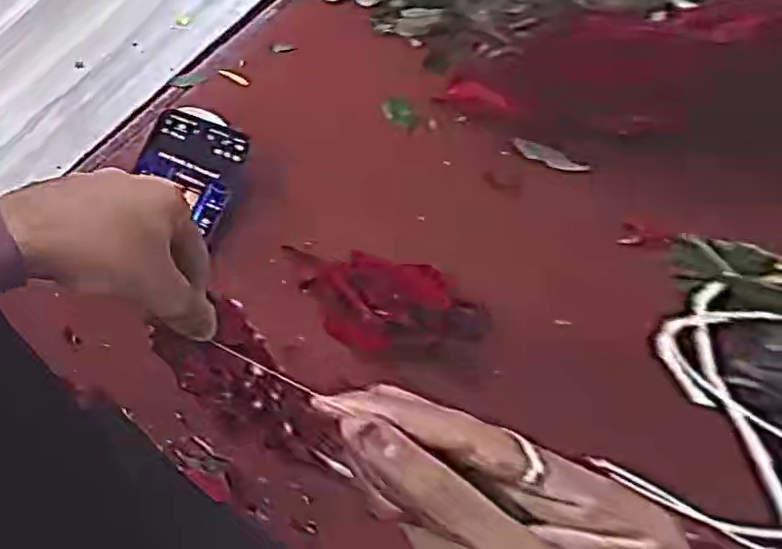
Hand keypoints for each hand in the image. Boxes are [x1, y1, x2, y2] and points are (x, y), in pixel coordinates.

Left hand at [0, 169, 216, 338]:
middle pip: (162, 241)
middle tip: (155, 306)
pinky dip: (98, 250)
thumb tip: (202, 323)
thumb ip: (189, 310)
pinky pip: (95, 228)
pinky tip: (88, 270)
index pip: (198, 252)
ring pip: (128, 234)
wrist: (28, 231)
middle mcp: (135, 183)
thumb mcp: (158, 290)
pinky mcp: (67, 194)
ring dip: (129, 264)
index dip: (195, 292)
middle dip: (160, 276)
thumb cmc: (94, 247)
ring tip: (118, 290)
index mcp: (167, 197)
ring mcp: (98, 185)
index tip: (188, 315)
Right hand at [317, 385, 687, 548]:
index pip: (472, 431)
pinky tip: (389, 501)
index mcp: (594, 499)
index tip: (334, 404)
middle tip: (342, 439)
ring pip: (428, 463)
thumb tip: (364, 427)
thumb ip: (443, 494)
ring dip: (390, 474)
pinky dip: (397, 494)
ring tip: (379, 493)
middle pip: (445, 441)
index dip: (397, 413)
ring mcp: (522, 514)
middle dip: (391, 443)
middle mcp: (557, 498)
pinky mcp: (485, 524)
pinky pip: (426, 490)